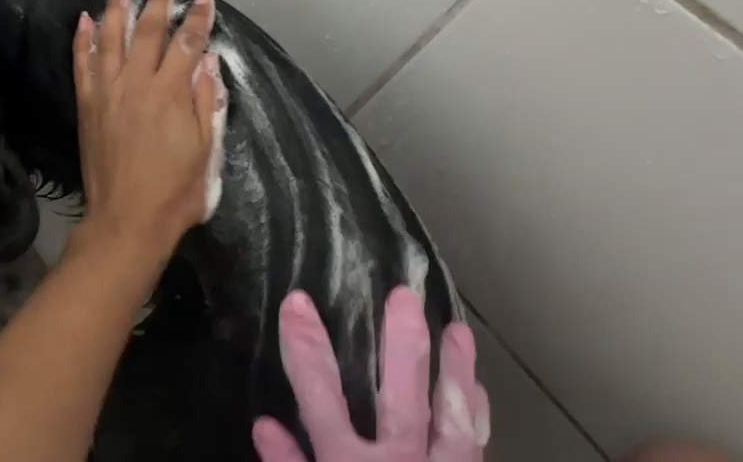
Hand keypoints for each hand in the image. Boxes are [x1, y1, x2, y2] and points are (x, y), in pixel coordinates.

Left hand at [70, 0, 223, 262]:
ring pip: (111, 38)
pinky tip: (85, 18)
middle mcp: (137, 83)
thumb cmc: (175, 192)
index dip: (197, 19)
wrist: (126, 220)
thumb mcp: (207, 151)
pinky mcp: (87, 103)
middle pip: (149, 32)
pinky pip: (83, 62)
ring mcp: (107, 91)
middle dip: (159, 2)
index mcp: (171, 94)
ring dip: (118, 8)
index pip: (187, 44)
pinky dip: (83, 38)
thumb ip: (207, 102)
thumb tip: (208, 61)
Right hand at [254, 287, 489, 461]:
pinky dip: (476, 416)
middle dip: (402, 348)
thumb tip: (266, 424)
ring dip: (455, 375)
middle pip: (403, 403)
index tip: (298, 301)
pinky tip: (476, 388)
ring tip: (457, 329)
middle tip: (404, 296)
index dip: (307, 348)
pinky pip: (475, 450)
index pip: (321, 399)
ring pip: (454, 424)